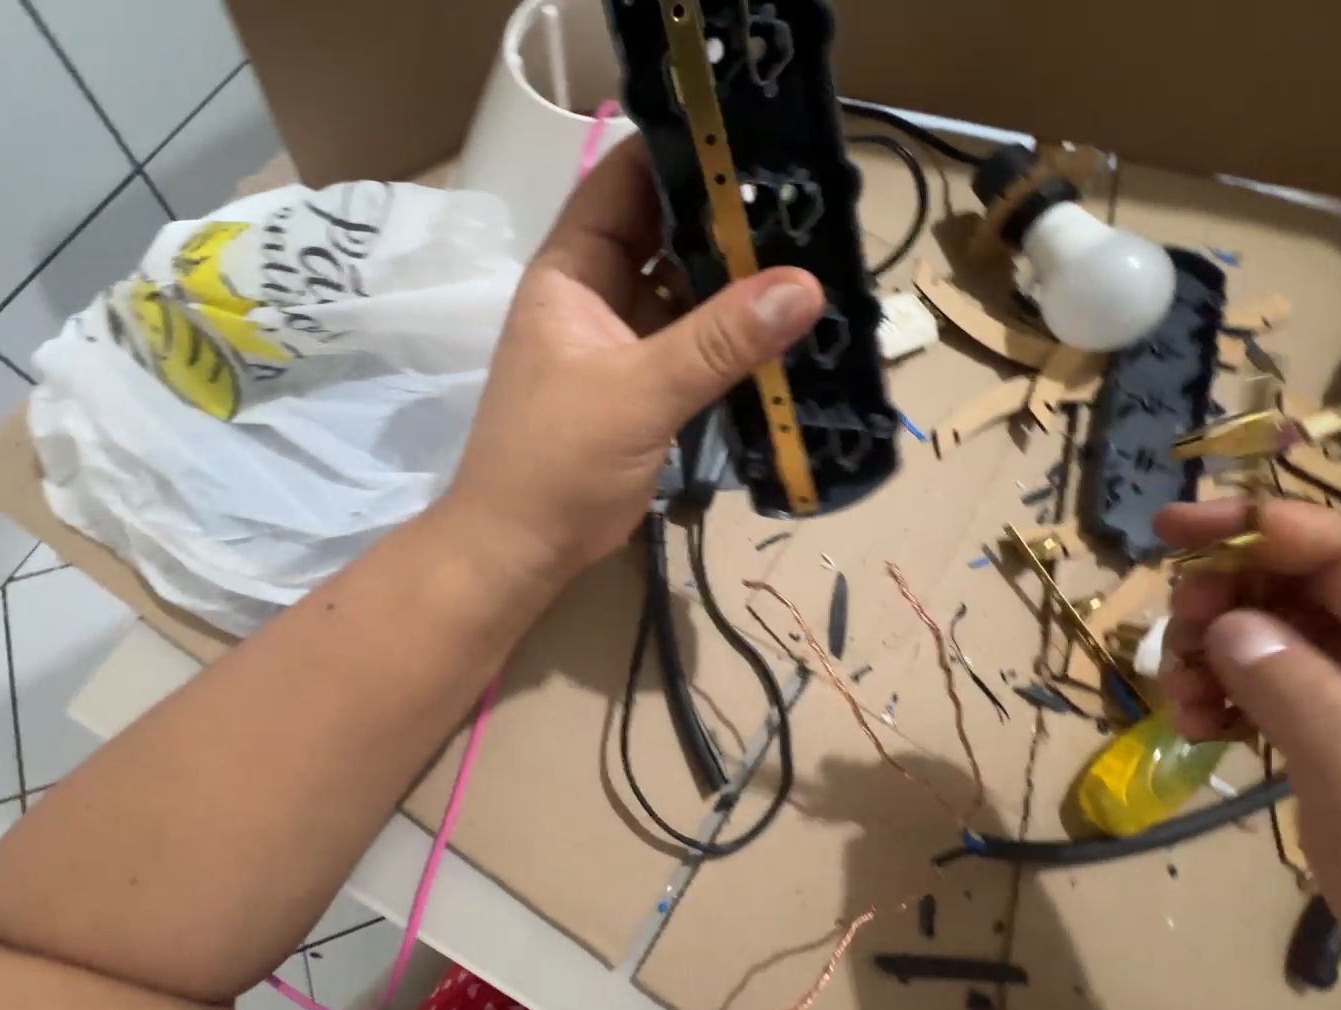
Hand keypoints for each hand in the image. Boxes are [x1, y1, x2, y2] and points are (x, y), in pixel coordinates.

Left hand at [441, 141, 824, 578]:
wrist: (525, 546)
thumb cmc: (557, 462)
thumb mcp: (637, 393)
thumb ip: (719, 339)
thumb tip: (806, 285)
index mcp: (572, 272)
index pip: (625, 181)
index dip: (683, 149)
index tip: (759, 131)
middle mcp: (596, 293)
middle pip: (665, 230)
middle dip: (726, 213)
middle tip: (810, 194)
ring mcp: (622, 339)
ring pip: (685, 286)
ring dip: (737, 275)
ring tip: (815, 248)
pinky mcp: (644, 382)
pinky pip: (695, 338)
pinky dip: (734, 331)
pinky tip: (786, 322)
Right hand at [1156, 498, 1340, 1009]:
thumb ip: (1309, 708)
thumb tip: (1228, 624)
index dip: (1263, 522)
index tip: (1170, 528)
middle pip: (1306, 579)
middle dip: (1224, 593)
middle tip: (1174, 646)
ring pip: (1277, 623)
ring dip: (1211, 646)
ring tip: (1181, 702)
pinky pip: (1271, 674)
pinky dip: (1221, 687)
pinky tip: (1200, 724)